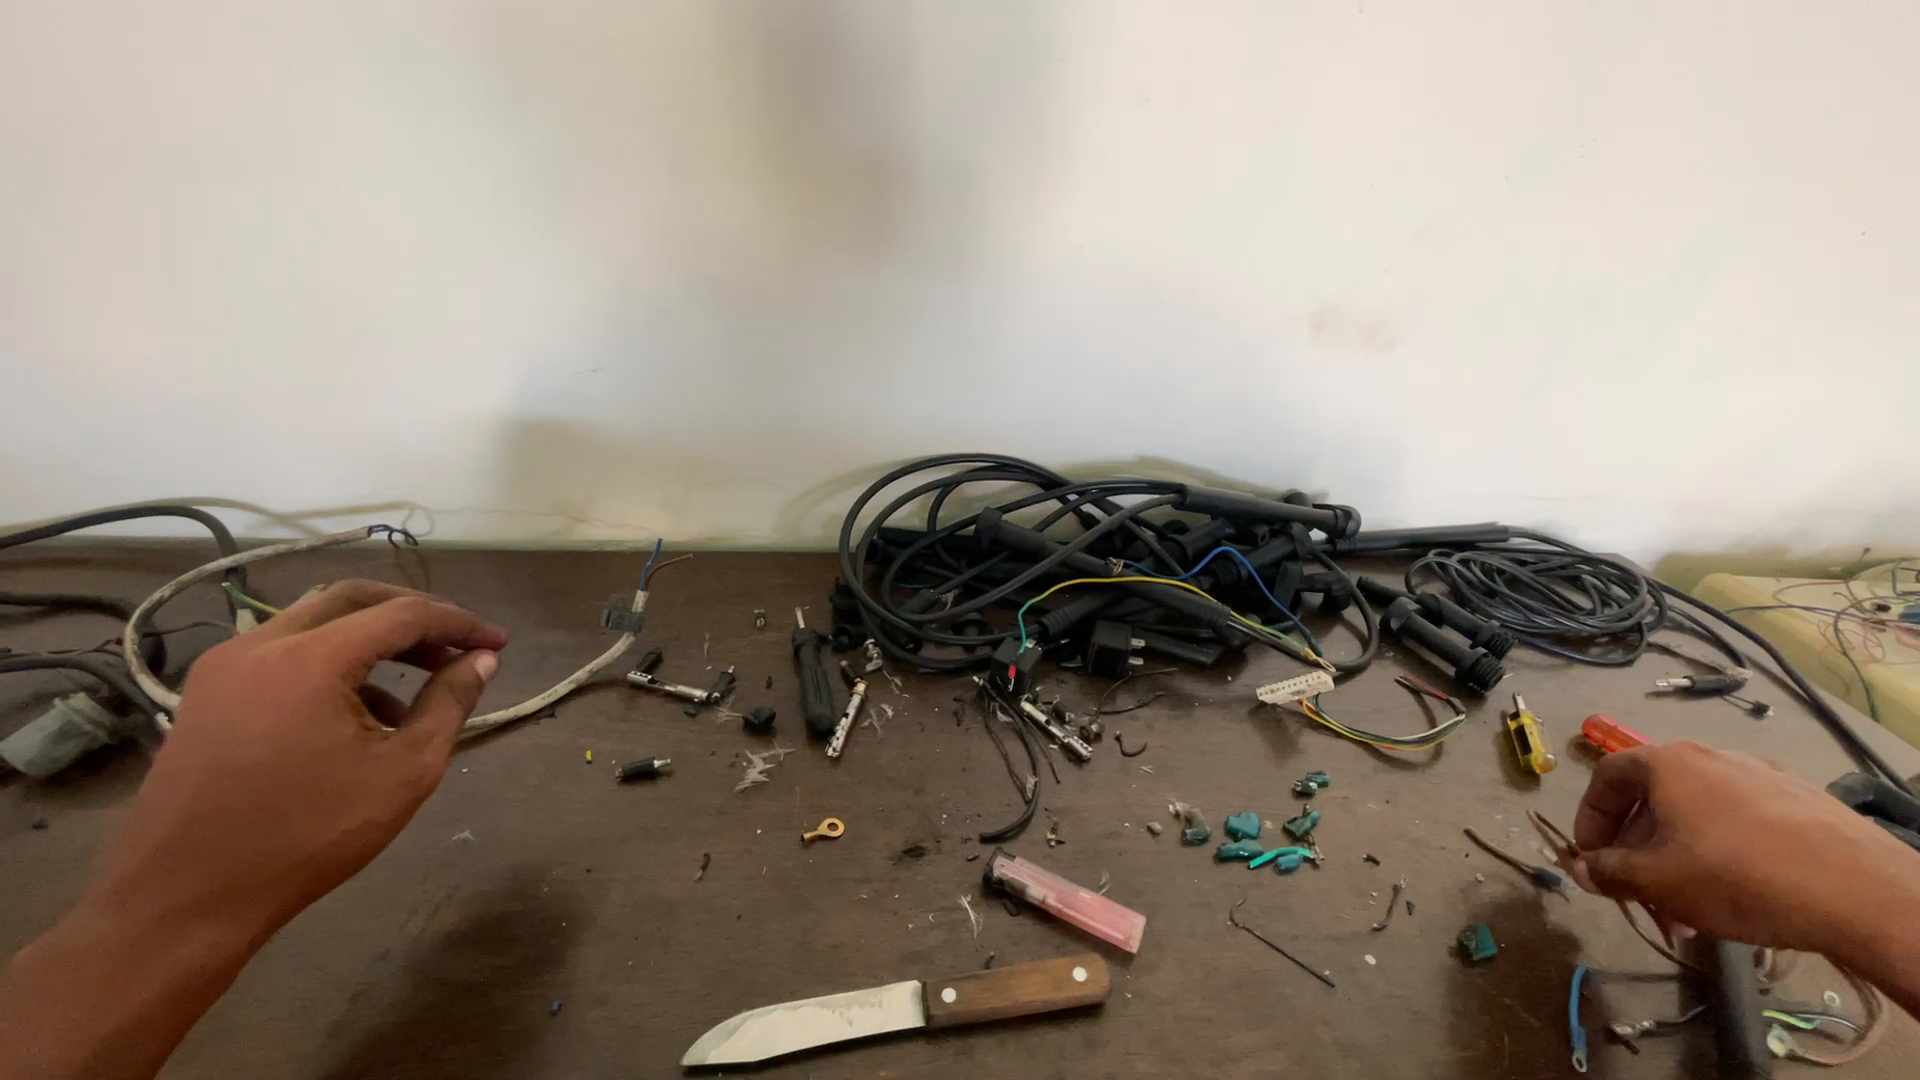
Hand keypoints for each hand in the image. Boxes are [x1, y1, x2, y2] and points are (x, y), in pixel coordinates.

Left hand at [91, 580, 507, 938]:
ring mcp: (225, 669)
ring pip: (317, 621)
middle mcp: (260, 647)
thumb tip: (482, 659)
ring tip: (422, 676)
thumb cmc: (308, 834)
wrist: (183, 900)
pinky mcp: (208, 696)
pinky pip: (286, 652)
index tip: (498, 644)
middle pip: (354, 598)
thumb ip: (449, 702)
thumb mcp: (405, 769)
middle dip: (417, 613)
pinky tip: (367, 710)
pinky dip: (337, 660)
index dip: (460, 623)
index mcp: (309, 660)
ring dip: (376, 636)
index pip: (404, 614)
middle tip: (460, 642)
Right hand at [1573, 740, 1919, 959]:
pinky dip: (1727, 851)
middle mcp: (1712, 757)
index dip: (1589, 818)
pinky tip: (1741, 892)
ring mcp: (1767, 777)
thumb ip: (1606, 871)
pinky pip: (1746, 822)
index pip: (1605, 778)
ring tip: (1690, 905)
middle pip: (1655, 799)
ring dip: (1681, 856)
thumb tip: (1581, 869)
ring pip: (1700, 815)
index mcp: (1667, 762)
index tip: (1591, 856)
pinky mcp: (1810, 804)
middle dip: (1639, 849)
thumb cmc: (1738, 876)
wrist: (1870, 899)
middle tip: (1640, 891)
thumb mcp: (1655, 880)